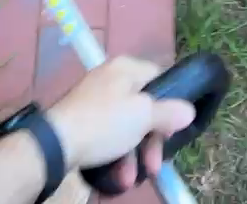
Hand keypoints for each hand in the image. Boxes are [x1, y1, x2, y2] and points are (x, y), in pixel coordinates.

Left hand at [45, 57, 195, 191]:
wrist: (57, 142)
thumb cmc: (104, 122)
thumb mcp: (142, 116)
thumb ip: (168, 112)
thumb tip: (189, 108)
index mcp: (126, 68)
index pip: (159, 76)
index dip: (171, 103)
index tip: (174, 129)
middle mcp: (112, 78)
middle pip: (145, 108)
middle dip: (151, 141)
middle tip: (153, 166)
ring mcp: (97, 99)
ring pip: (128, 126)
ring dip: (134, 155)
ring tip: (130, 178)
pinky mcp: (86, 120)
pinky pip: (110, 135)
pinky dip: (117, 154)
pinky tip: (118, 175)